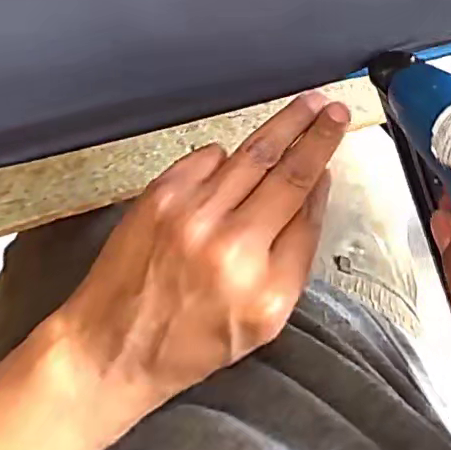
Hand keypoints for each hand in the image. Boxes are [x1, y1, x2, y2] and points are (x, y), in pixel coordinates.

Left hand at [37, 91, 348, 435]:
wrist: (115, 342)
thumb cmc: (189, 337)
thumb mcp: (261, 319)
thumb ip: (294, 253)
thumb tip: (314, 188)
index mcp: (263, 288)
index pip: (306, 210)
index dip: (323, 164)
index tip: (336, 136)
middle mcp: (229, 246)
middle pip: (284, 172)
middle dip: (313, 134)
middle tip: (332, 108)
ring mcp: (192, 214)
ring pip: (248, 155)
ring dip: (280, 126)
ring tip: (302, 107)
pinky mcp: (162, 194)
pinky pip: (207, 156)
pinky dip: (226, 154)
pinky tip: (231, 163)